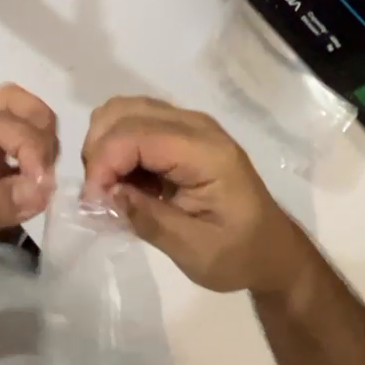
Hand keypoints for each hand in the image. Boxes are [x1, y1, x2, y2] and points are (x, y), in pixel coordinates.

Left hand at [0, 85, 57, 313]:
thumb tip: (43, 187)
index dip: (25, 141)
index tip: (44, 181)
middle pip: (8, 105)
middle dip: (37, 125)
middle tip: (50, 168)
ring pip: (18, 130)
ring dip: (42, 145)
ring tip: (48, 185)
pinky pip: (22, 167)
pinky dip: (39, 172)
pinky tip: (45, 196)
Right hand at [81, 97, 313, 295]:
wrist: (271, 250)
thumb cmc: (238, 253)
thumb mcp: (194, 251)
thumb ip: (148, 219)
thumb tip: (104, 194)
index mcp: (206, 153)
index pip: (136, 135)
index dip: (104, 163)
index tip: (94, 203)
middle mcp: (195, 125)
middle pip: (122, 112)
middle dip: (99, 152)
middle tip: (100, 196)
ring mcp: (187, 122)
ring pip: (122, 110)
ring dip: (105, 146)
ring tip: (112, 187)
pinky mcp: (178, 129)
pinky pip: (132, 121)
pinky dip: (116, 146)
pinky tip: (128, 181)